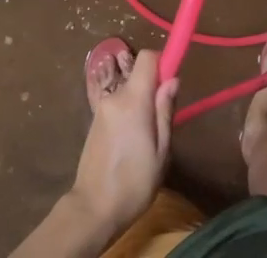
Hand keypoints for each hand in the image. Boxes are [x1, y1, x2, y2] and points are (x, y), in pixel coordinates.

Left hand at [70, 48, 176, 231]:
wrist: (93, 206)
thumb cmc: (134, 183)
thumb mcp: (161, 151)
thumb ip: (165, 111)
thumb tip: (173, 78)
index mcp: (133, 100)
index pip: (147, 58)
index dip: (163, 63)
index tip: (172, 83)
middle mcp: (114, 96)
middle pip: (138, 75)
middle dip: (154, 90)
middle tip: (163, 124)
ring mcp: (101, 107)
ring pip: (128, 92)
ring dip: (141, 104)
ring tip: (147, 140)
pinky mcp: (95, 119)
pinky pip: (118, 105)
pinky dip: (129, 114)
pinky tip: (131, 143)